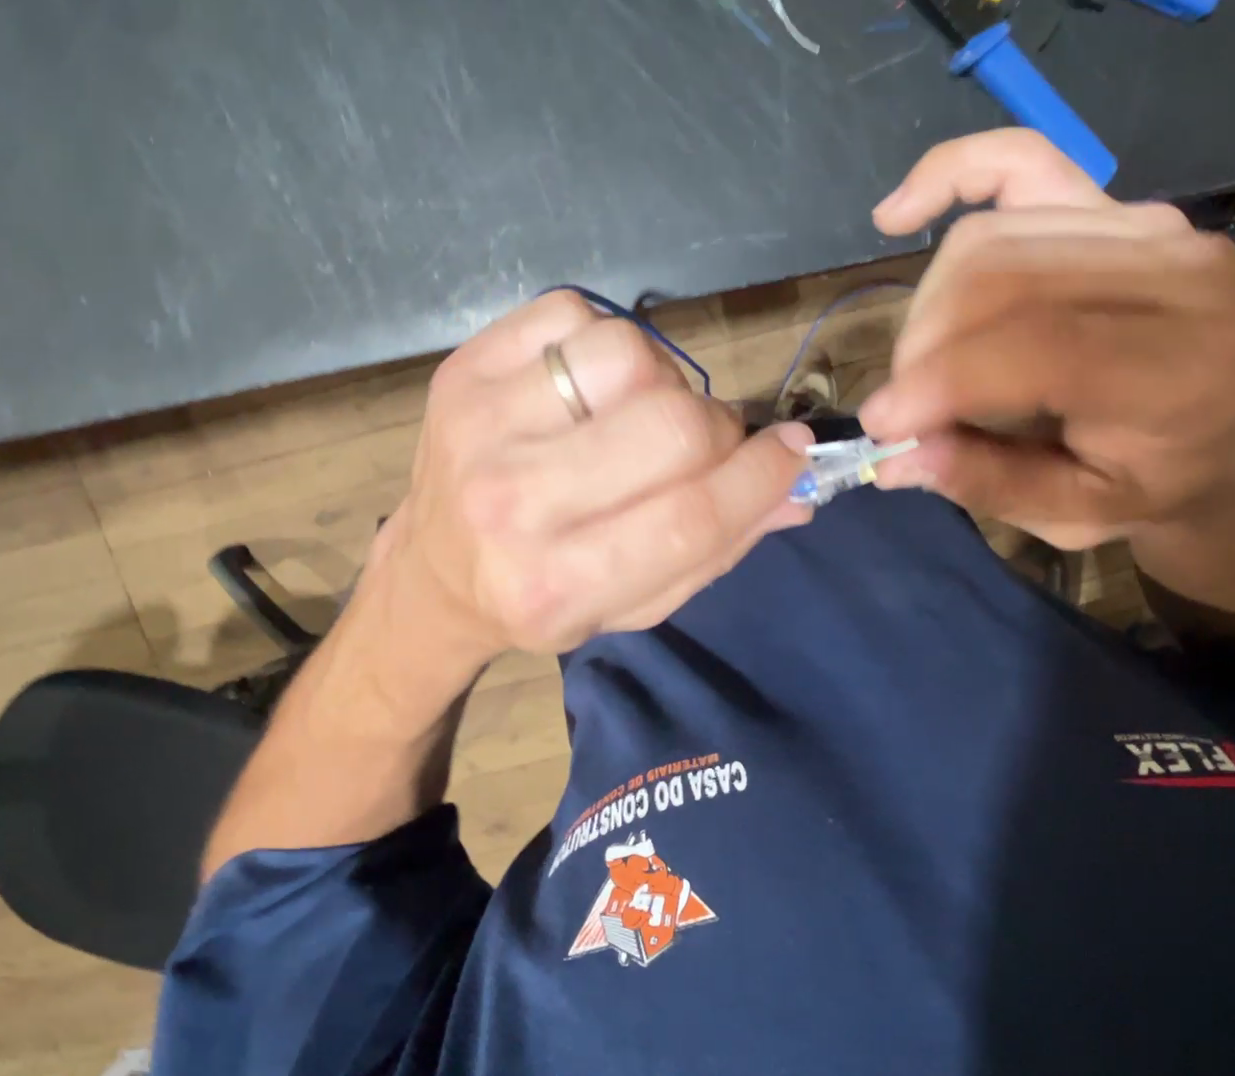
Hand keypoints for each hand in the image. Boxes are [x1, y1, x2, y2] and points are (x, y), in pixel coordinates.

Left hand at [362, 291, 812, 662]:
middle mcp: (510, 506)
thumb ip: (717, 550)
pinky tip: (597, 385)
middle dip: (715, 430)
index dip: (760, 477)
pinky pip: (571, 313)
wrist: (437, 571)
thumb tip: (797, 487)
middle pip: (669, 428)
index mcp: (555, 585)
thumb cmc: (548, 597)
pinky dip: (607, 341)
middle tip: (706, 444)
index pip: (689, 518)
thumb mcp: (635, 603)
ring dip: (661, 381)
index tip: (793, 452)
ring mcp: (479, 427)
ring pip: (625, 356)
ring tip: (643, 413)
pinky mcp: (464, 370)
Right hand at [858, 129, 1234, 550]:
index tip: (882, 426)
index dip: (942, 379)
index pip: (1038, 344)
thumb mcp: (1075, 516)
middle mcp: (1179, 277)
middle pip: (1003, 277)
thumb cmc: (1153, 488)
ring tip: (923, 364)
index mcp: (1184, 372)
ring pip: (993, 236)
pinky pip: (1021, 162)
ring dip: (929, 304)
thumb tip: (898, 457)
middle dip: (925, 346)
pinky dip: (949, 179)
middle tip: (904, 408)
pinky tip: (894, 217)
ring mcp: (1152, 227)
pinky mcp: (1121, 205)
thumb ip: (990, 483)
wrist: (1225, 445)